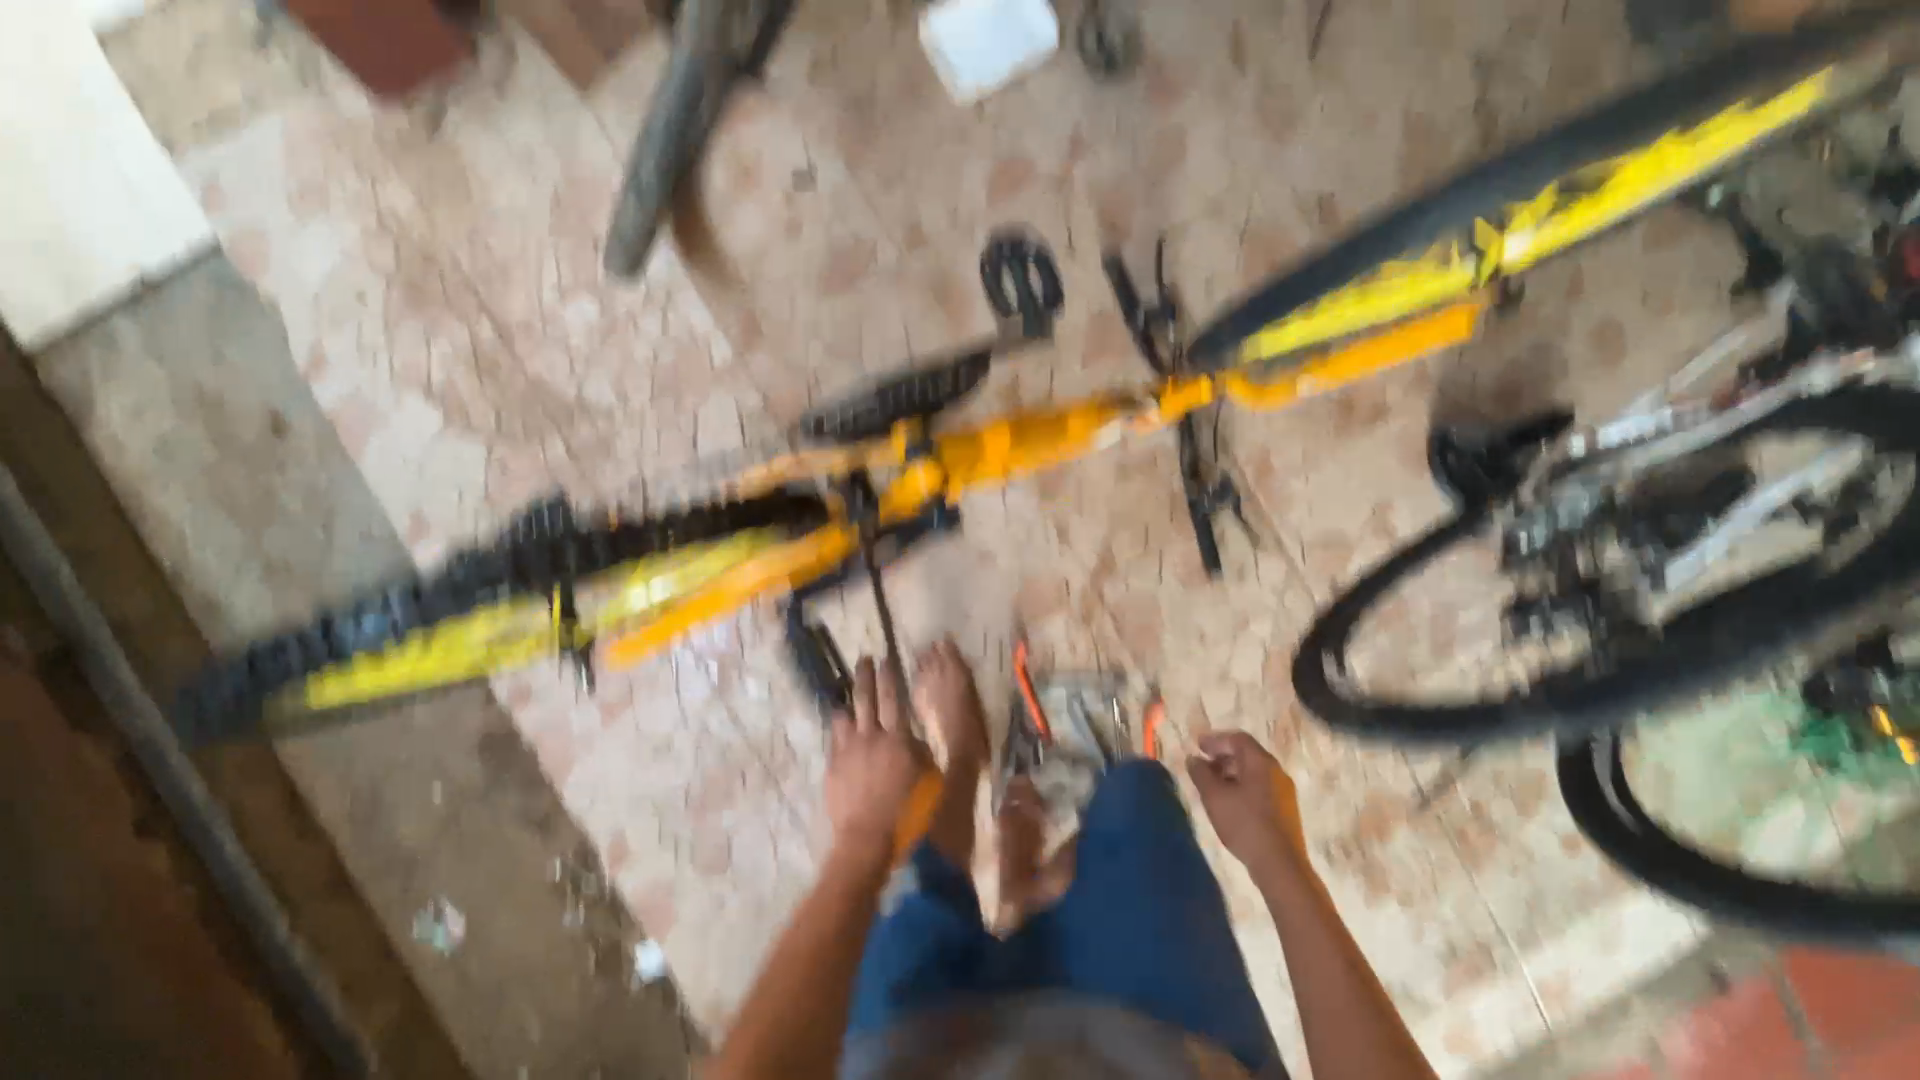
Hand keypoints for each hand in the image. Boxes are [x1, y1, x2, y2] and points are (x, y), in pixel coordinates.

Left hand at [825, 658, 924, 857]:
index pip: (893, 697)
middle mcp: (871, 737)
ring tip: (849, 697)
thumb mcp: (930, 780)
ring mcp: (848, 751)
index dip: (890, 675)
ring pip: (845, 716)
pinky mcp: (833, 766)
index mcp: (898, 738)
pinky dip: (840, 730)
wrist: (868, 838)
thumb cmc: (908, 811)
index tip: (886, 658)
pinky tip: (841, 728)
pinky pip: (835, 739)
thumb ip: (922, 753)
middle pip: (865, 698)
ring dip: (849, 704)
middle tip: (863, 658)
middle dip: (865, 676)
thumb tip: (914, 739)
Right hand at [1187, 731, 1310, 877]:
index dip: (1215, 740)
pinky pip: (1261, 788)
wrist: (1280, 864)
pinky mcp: (1285, 810)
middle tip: (1202, 767)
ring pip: (1254, 773)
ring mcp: (1284, 792)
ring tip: (1212, 788)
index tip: (1198, 747)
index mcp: (1261, 763)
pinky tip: (1230, 804)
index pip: (1238, 739)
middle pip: (1247, 755)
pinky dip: (1242, 788)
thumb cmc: (1244, 823)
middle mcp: (1276, 772)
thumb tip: (1193, 759)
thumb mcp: (1214, 797)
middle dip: (1222, 757)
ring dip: (1231, 774)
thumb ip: (1201, 774)